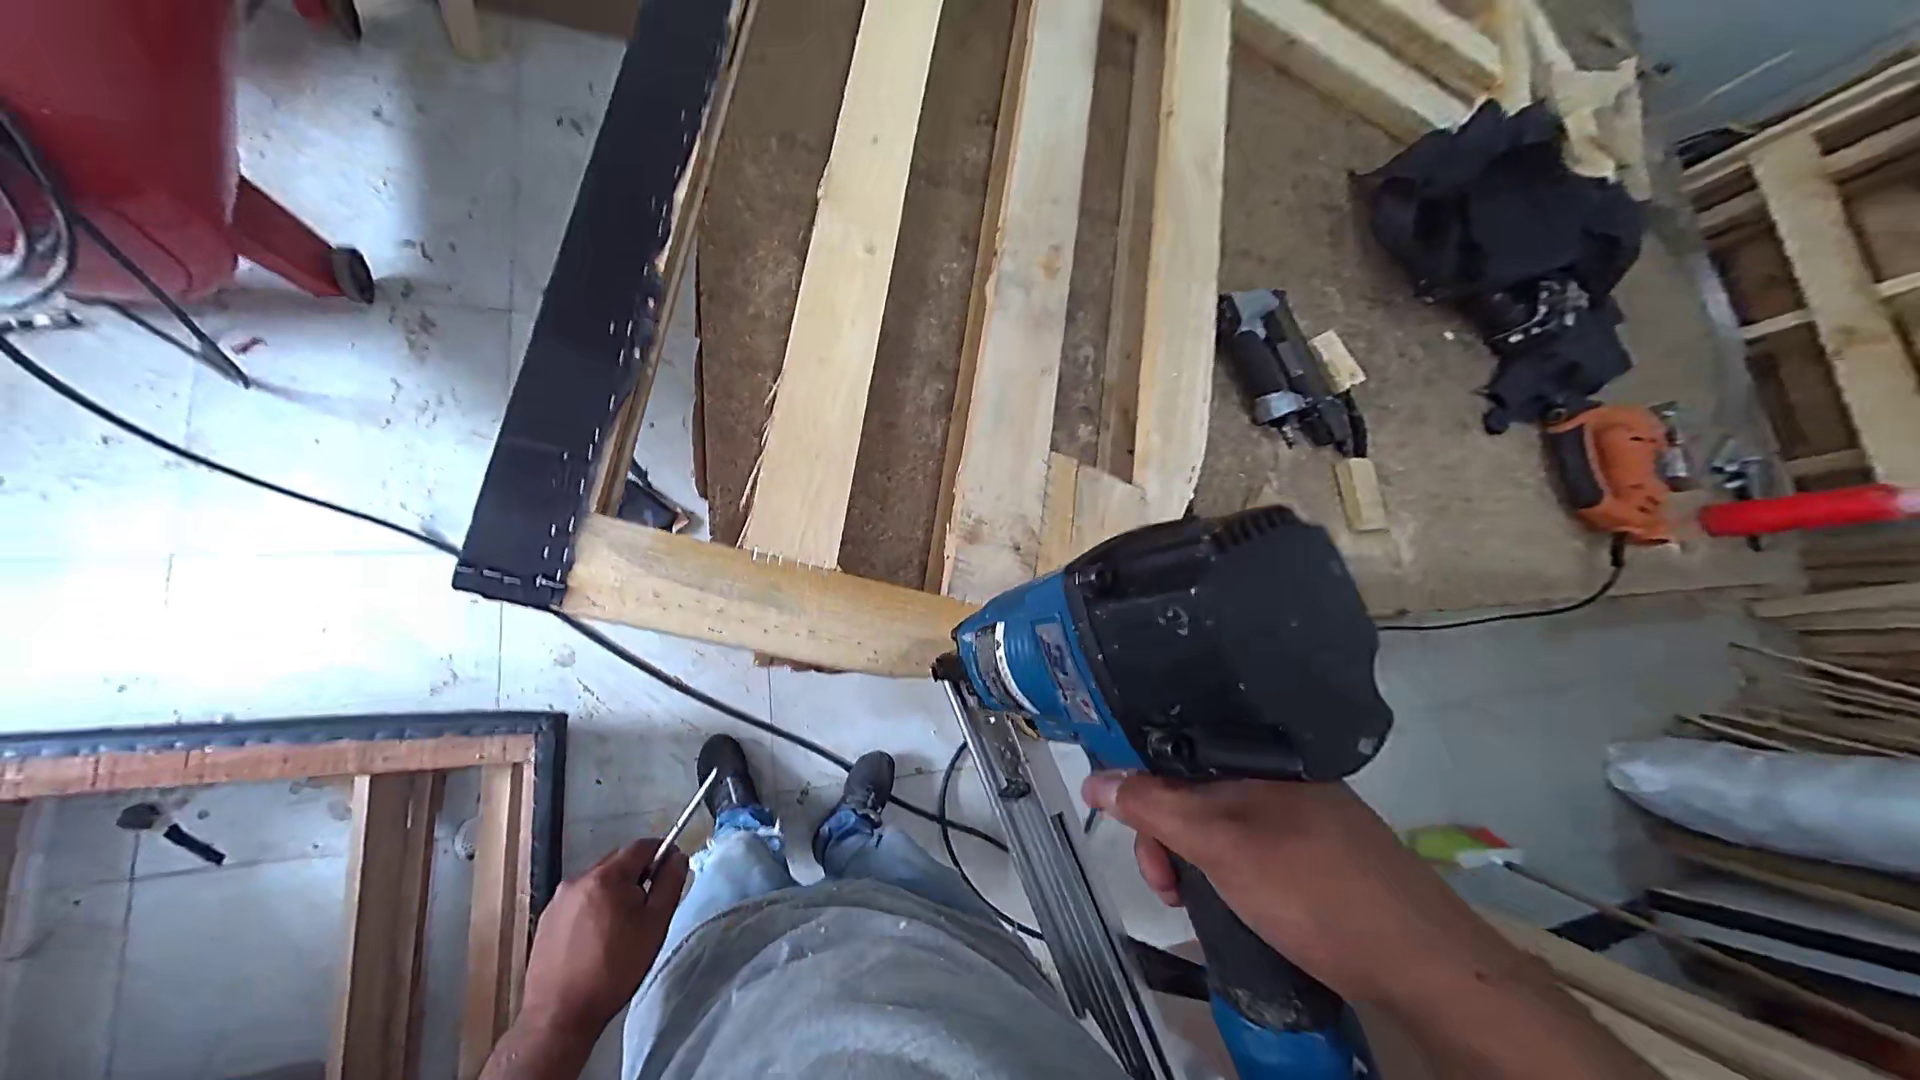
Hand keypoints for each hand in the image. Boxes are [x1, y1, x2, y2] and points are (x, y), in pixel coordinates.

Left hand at [518, 837, 688, 1040]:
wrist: (560, 1016)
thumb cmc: (615, 967)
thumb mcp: (655, 923)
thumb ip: (671, 882)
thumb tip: (678, 858)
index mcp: (606, 876)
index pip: (642, 846)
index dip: (662, 854)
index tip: (670, 875)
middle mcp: (577, 880)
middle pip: (618, 862)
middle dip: (638, 875)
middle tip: (648, 907)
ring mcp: (557, 901)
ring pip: (599, 882)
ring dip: (615, 892)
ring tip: (621, 927)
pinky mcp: (546, 922)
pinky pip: (580, 901)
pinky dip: (594, 909)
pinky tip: (597, 939)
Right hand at [1080, 773, 1525, 1004]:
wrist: (1421, 961)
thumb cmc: (1309, 889)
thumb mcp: (1217, 844)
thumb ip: (1151, 804)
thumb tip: (1093, 778)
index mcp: (1249, 755)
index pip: (1168, 751)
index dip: (1135, 784)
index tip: (1125, 831)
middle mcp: (1270, 771)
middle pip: (1188, 788)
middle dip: (1163, 836)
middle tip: (1165, 887)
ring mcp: (1294, 807)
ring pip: (1216, 818)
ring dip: (1190, 857)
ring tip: (1192, 900)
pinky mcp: (1311, 842)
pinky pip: (1245, 839)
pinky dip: (1223, 866)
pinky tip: (1228, 897)